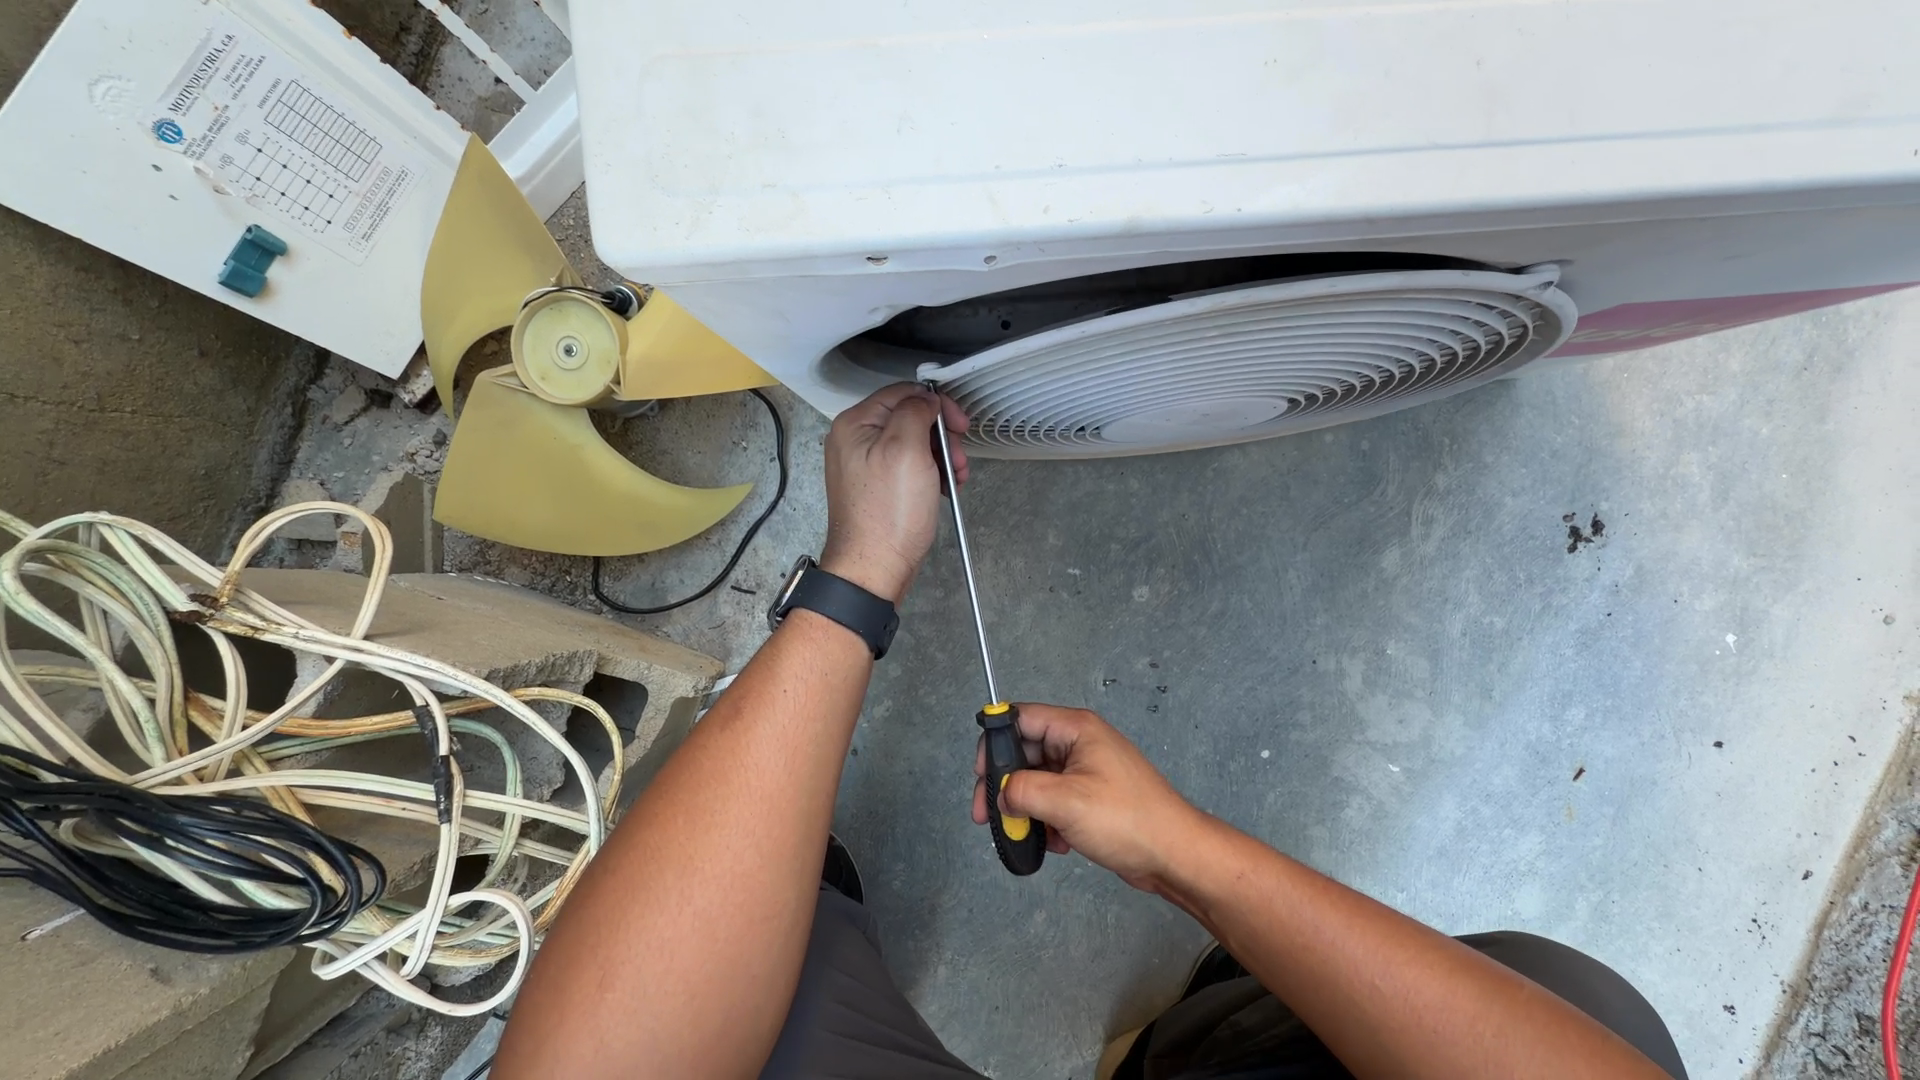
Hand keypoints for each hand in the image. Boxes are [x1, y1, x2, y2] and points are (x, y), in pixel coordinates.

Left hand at [819, 383, 968, 603]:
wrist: (874, 568)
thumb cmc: (888, 514)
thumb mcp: (906, 450)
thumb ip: (915, 412)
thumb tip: (926, 400)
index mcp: (856, 424)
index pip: (902, 393)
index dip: (937, 404)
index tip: (959, 424)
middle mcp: (855, 441)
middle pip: (910, 418)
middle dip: (942, 435)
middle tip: (958, 458)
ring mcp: (866, 466)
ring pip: (914, 444)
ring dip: (942, 457)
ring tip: (956, 479)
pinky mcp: (878, 488)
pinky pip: (910, 468)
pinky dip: (931, 474)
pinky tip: (945, 489)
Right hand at [971, 704, 1208, 892]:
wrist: (1174, 855)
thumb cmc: (1126, 819)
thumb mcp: (1065, 800)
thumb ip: (1022, 790)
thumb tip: (1001, 794)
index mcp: (1076, 729)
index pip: (1020, 718)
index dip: (995, 742)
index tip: (981, 774)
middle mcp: (1080, 743)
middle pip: (1025, 752)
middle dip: (1005, 784)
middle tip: (987, 816)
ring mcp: (1087, 771)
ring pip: (1038, 780)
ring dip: (1026, 808)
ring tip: (1023, 834)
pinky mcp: (1092, 798)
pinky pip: (1055, 800)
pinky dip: (1046, 820)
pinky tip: (1054, 843)